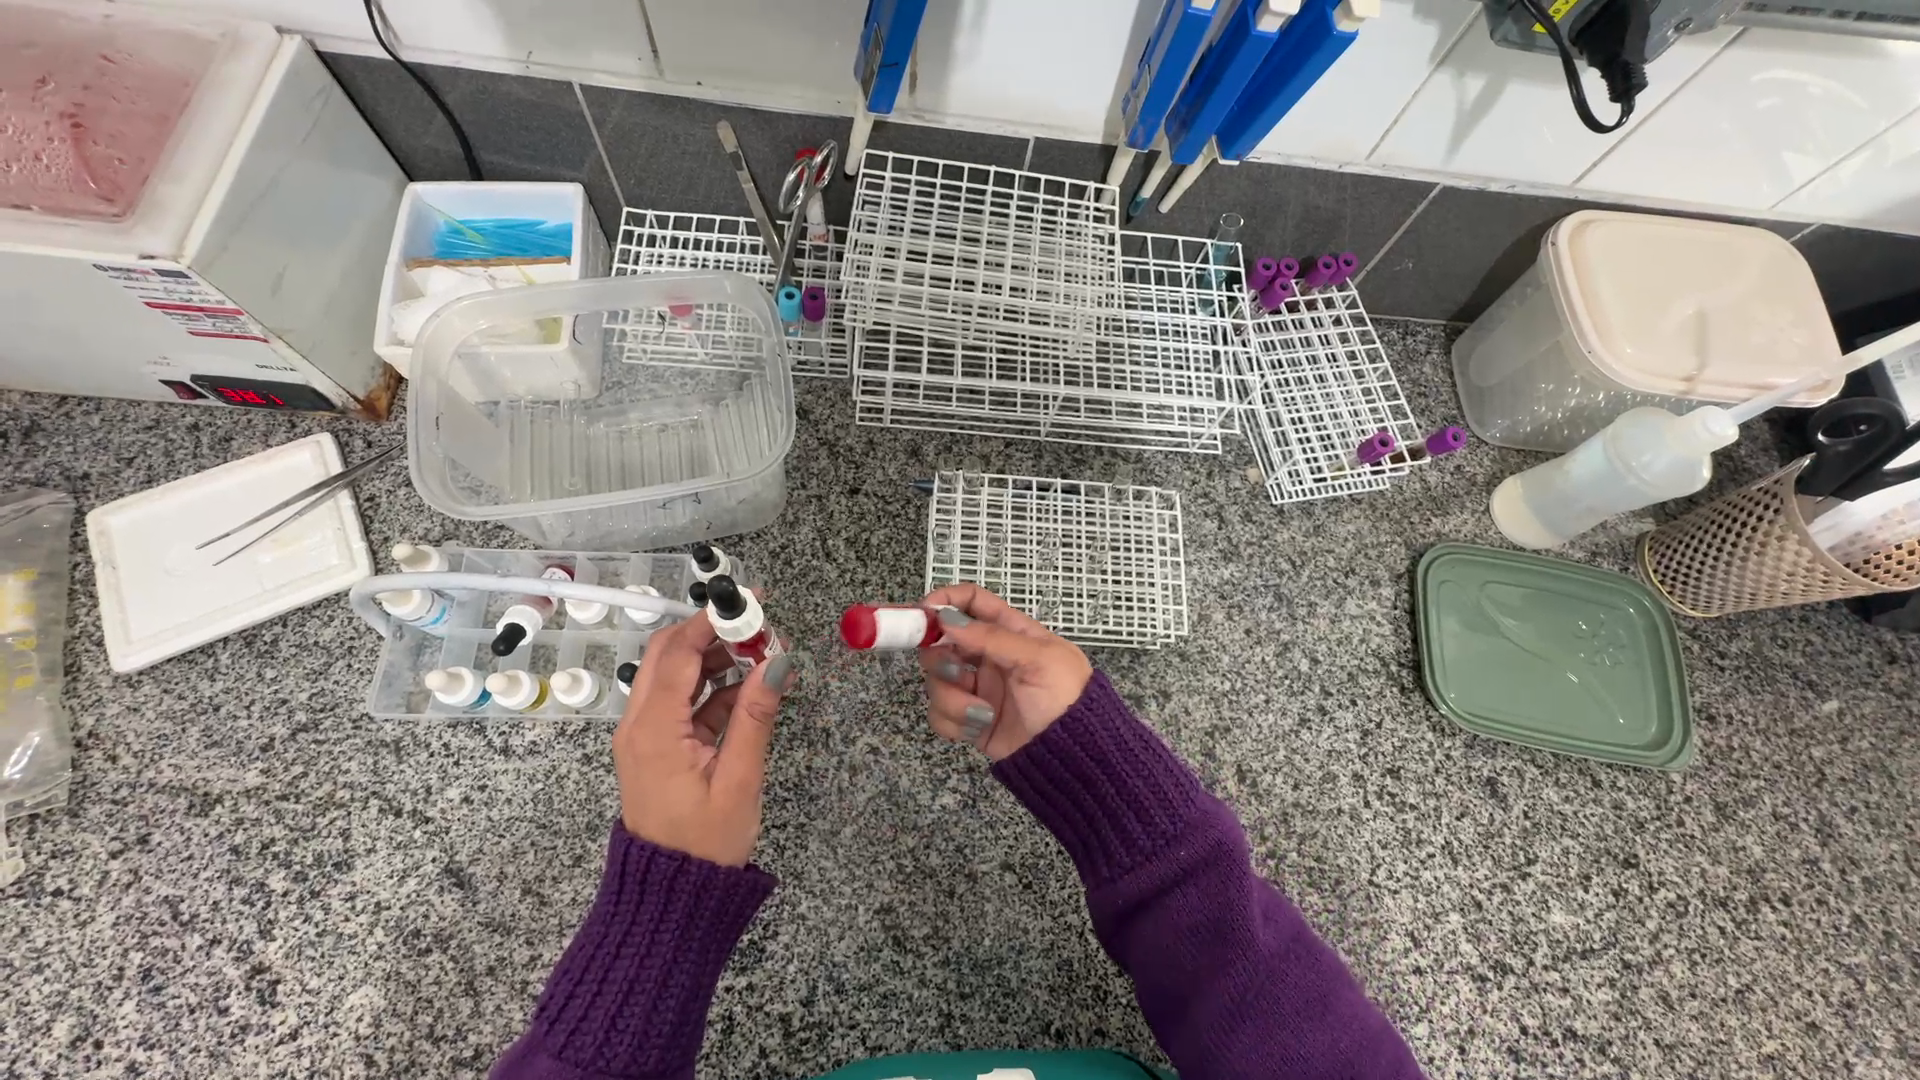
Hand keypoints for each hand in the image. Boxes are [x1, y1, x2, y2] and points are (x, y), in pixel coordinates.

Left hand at [613, 615, 795, 866]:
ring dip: (715, 659)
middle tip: (759, 627)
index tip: (750, 604)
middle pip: (669, 656)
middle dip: (713, 634)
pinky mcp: (657, 747)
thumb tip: (777, 662)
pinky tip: (748, 689)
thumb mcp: (739, 778)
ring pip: (675, 676)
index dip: (713, 622)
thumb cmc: (705, 843)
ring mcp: (645, 735)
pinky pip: (682, 703)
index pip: (678, 654)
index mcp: (653, 729)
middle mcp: (639, 724)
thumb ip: (755, 715)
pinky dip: (713, 688)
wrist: (672, 896)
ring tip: (761, 654)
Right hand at [917, 584, 1091, 760]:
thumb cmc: (1065, 698)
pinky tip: (978, 727)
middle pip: (942, 642)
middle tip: (956, 672)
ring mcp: (977, 688)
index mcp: (1009, 632)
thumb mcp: (1038, 659)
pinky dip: (953, 721)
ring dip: (952, 697)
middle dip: (940, 657)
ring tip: (982, 712)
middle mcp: (988, 656)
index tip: (923, 614)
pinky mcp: (969, 719)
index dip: (945, 600)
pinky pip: (940, 713)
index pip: (972, 602)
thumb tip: (947, 619)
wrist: (1071, 756)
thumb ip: (992, 638)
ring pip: (937, 680)